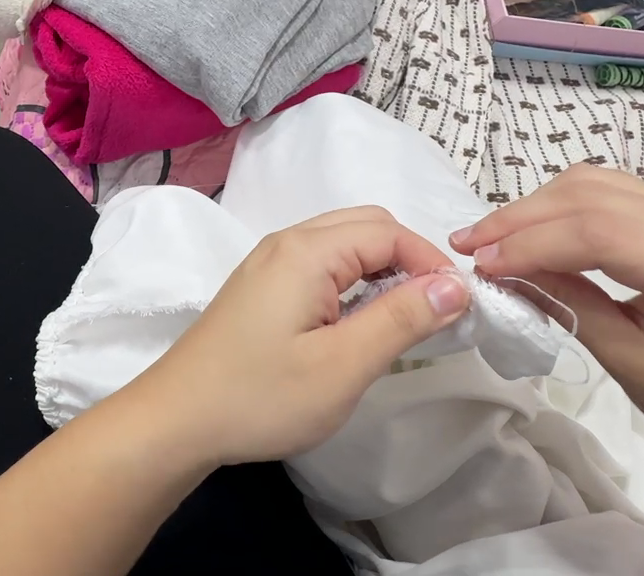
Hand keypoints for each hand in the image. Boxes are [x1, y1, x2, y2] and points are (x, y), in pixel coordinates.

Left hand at [115, 206, 472, 468]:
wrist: (180, 417)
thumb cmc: (262, 395)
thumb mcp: (343, 365)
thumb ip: (401, 319)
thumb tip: (455, 284)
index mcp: (306, 250)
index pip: (388, 231)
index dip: (431, 262)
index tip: (463, 308)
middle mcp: (287, 241)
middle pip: (365, 225)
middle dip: (410, 259)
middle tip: (437, 312)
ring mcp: (270, 260)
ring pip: (343, 242)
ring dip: (382, 269)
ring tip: (407, 319)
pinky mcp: (263, 283)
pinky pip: (321, 262)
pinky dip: (354, 279)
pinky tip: (361, 321)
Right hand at [449, 164, 643, 465]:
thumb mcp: (638, 370)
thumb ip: (572, 307)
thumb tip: (502, 270)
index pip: (601, 233)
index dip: (531, 242)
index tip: (480, 264)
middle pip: (594, 196)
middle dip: (521, 217)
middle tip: (468, 244)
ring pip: (598, 183)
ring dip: (535, 206)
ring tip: (491, 237)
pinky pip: (614, 192)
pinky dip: (562, 206)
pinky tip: (534, 229)